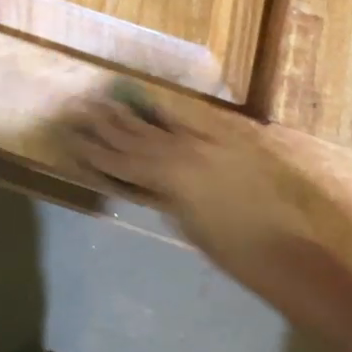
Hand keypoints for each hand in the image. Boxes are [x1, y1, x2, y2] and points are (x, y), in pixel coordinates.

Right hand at [61, 95, 308, 274]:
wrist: (280, 249)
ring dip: (130, 114)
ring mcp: (205, 142)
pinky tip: (153, 104)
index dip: (94, 150)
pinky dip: (168, 113)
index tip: (71, 137)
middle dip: (105, 123)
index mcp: (166, 177)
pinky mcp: (225, 140)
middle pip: (135, 135)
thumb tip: (141, 179)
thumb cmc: (228, 250)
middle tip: (79, 107)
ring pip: (158, 125)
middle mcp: (181, 151)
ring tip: (106, 100)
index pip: (120, 160)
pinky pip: (189, 121)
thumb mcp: (184, 223)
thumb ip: (160, 195)